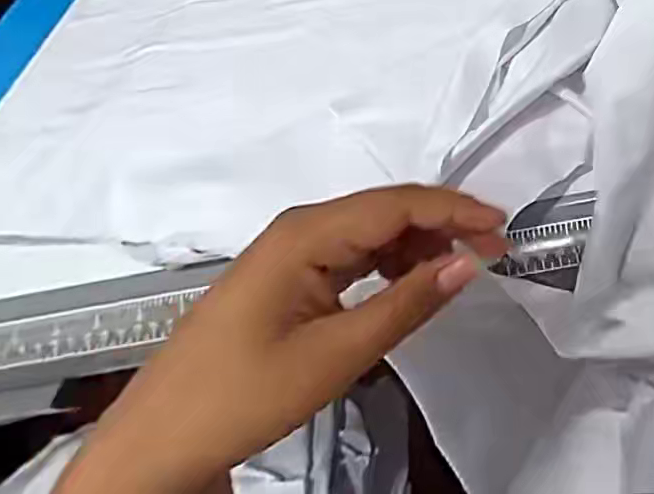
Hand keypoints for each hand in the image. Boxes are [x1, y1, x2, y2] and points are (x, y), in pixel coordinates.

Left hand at [58, 186, 508, 493]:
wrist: (152, 449)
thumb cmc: (241, 397)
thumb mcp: (335, 355)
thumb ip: (408, 302)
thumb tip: (469, 261)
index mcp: (309, 232)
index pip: (399, 204)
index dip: (455, 210)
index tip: (501, 227)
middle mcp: (303, 225)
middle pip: (390, 208)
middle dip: (445, 222)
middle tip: (491, 247)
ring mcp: (295, 246)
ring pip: (376, 227)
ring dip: (421, 242)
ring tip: (460, 266)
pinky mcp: (292, 270)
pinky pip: (356, 249)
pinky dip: (393, 260)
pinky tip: (412, 281)